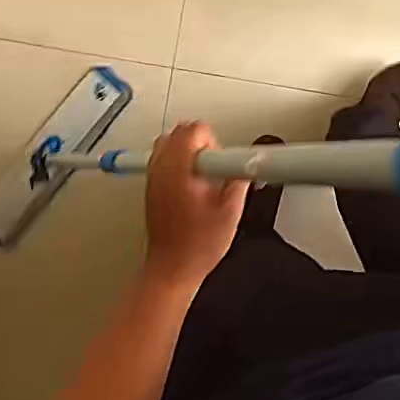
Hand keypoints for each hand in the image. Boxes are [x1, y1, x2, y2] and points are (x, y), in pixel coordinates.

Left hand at [142, 122, 246, 290]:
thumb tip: (247, 164)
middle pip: (179, 130)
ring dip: (186, 148)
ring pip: (167, 140)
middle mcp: (162, 169)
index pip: (195, 130)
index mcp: (181, 171)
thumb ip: (239, 180)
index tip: (223, 161)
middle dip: (202, 141)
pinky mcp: (151, 186)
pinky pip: (160, 157)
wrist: (172, 268)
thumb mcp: (231, 212)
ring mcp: (154, 177)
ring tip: (202, 172)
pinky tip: (189, 181)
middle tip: (215, 167)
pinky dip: (175, 160)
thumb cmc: (196, 246)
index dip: (215, 142)